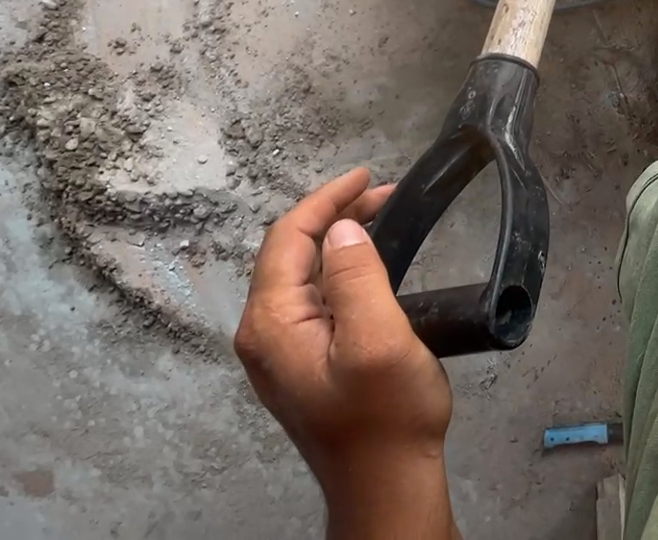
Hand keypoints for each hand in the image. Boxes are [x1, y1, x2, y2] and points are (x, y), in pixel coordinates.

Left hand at [235, 168, 457, 535]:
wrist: (386, 481)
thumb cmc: (386, 412)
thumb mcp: (378, 340)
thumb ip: (356, 279)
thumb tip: (342, 229)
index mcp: (273, 324)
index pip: (288, 240)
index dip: (326, 200)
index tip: (370, 176)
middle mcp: (266, 333)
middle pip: (291, 252)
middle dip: (336, 213)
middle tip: (391, 193)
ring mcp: (283, 350)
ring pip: (303, 272)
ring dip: (341, 236)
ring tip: (386, 214)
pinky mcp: (305, 360)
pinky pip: (315, 294)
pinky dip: (343, 263)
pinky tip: (371, 259)